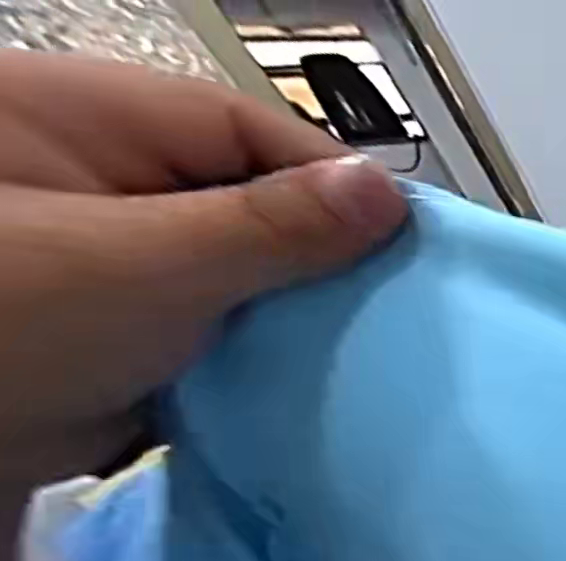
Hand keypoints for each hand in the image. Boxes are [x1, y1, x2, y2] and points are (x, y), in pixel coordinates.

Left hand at [0, 51, 409, 488]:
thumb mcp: (143, 264)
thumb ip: (270, 226)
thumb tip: (384, 189)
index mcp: (71, 119)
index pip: (245, 128)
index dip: (336, 179)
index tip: (410, 241)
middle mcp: (103, 173)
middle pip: (261, 194)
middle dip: (334, 249)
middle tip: (402, 295)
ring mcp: (129, 247)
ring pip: (262, 259)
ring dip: (314, 298)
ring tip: (374, 330)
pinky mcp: (150, 310)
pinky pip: (245, 307)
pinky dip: (288, 333)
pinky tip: (326, 354)